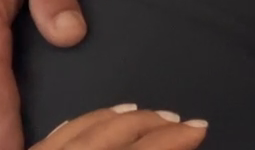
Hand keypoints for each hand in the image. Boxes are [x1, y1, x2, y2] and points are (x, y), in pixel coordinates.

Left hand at [31, 106, 208, 149]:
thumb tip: (171, 145)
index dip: (174, 139)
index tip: (200, 127)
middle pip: (114, 134)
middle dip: (150, 124)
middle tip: (179, 119)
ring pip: (82, 129)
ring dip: (116, 118)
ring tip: (140, 110)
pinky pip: (53, 137)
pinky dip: (79, 124)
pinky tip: (89, 120)